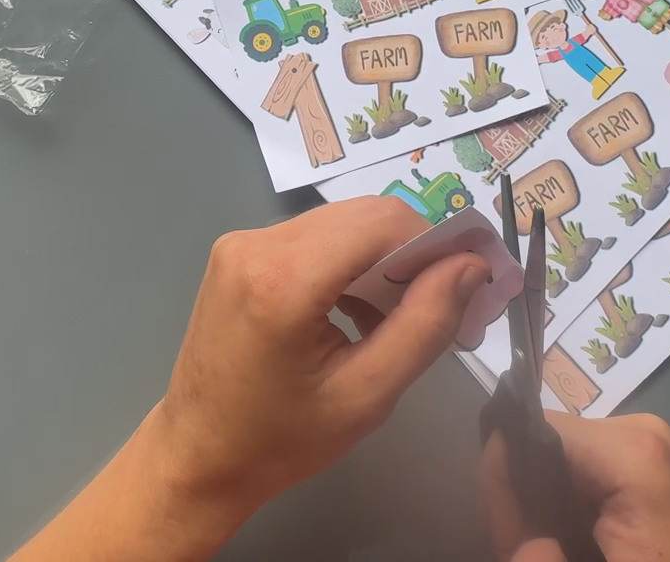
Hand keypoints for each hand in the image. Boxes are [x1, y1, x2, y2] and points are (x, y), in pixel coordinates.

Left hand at [7, 196, 489, 561]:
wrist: (197, 453)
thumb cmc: (281, 439)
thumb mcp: (366, 396)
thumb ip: (424, 326)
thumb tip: (471, 266)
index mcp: (283, 279)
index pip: (380, 223)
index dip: (435, 240)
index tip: (472, 275)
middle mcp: (257, 242)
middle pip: (361, 215)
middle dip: (412, 250)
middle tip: (445, 298)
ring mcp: (242, 241)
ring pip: (338, 221)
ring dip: (380, 255)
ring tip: (399, 312)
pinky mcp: (238, 248)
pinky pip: (311, 234)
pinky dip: (346, 259)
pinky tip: (357, 304)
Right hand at [480, 412, 669, 561]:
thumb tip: (519, 547)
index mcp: (632, 451)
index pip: (528, 432)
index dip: (502, 487)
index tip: (508, 548)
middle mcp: (640, 430)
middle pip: (544, 443)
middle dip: (524, 500)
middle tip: (526, 552)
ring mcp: (652, 443)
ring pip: (561, 456)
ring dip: (544, 504)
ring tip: (555, 548)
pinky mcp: (657, 463)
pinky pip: (589, 468)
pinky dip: (571, 504)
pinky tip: (581, 542)